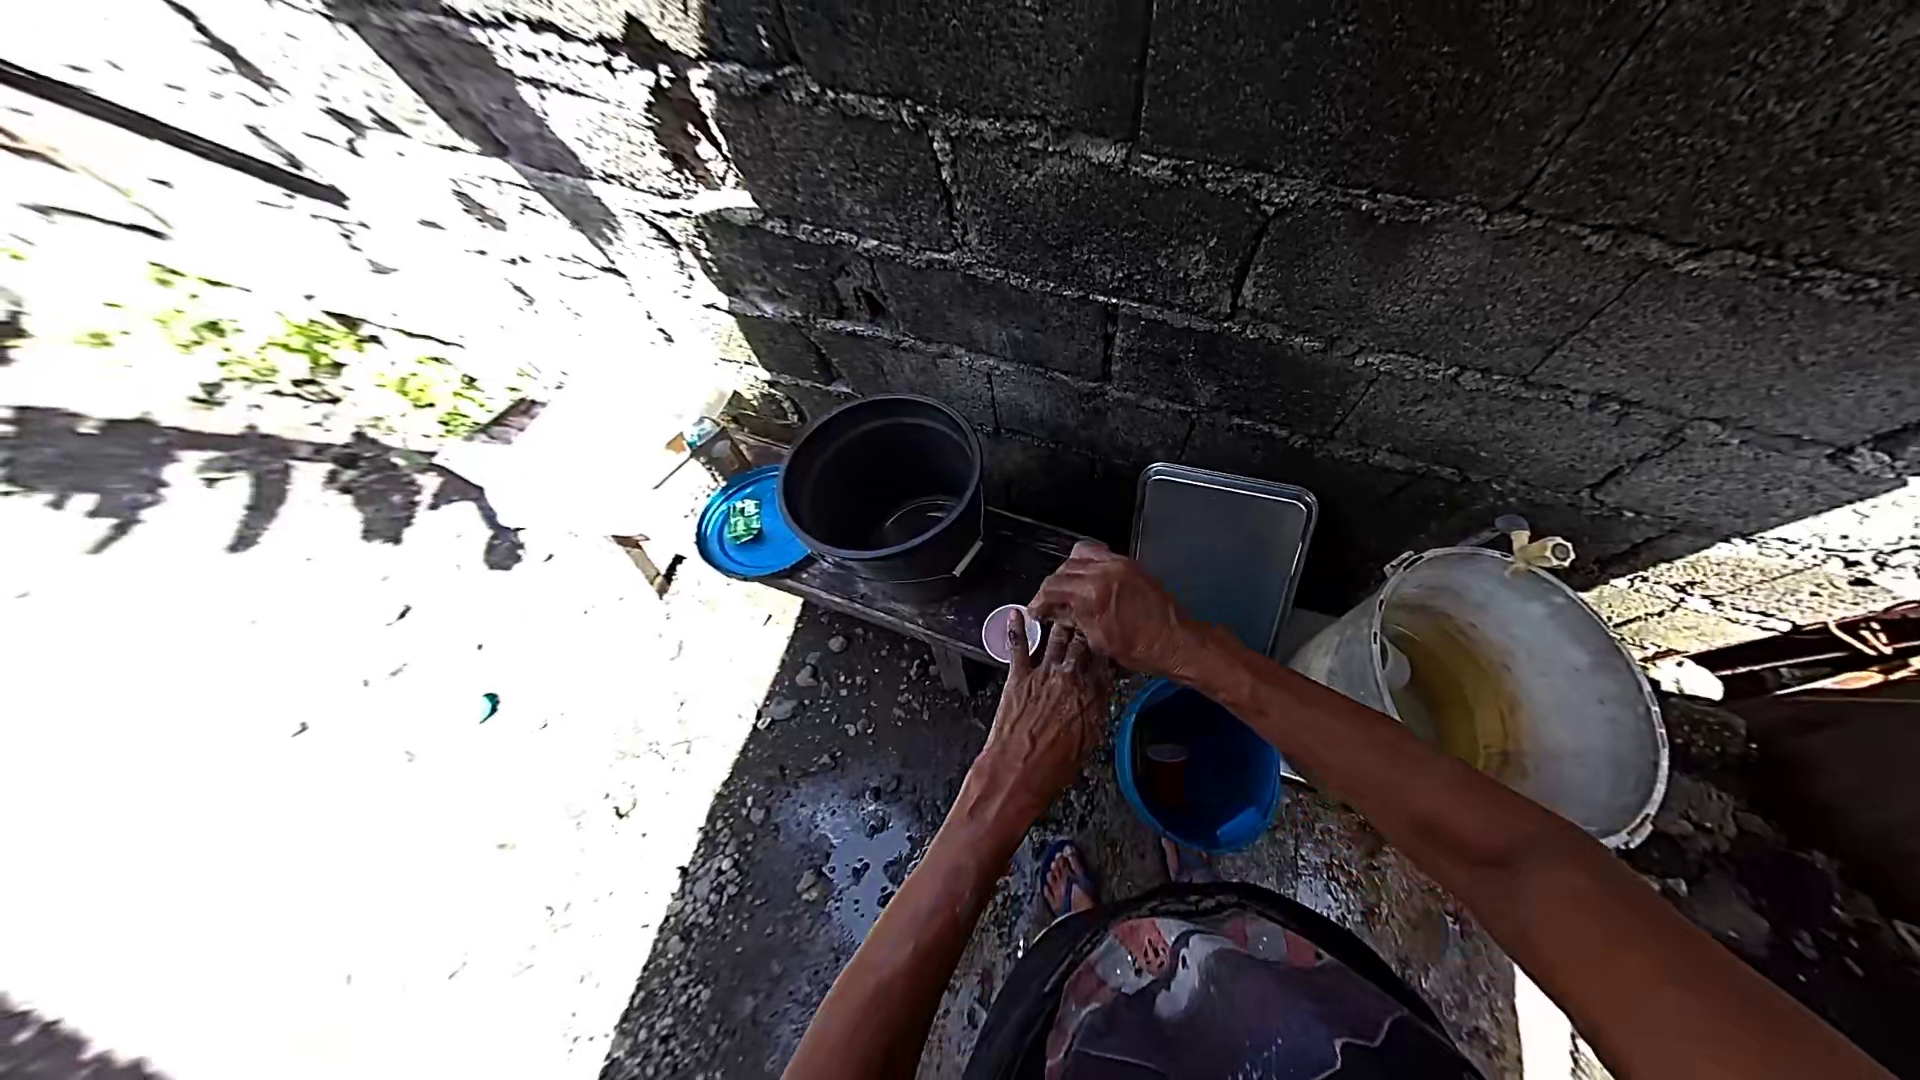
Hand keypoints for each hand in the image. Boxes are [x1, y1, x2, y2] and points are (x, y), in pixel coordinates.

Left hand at [966, 611, 1111, 822]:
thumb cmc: (1055, 764)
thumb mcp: (1091, 739)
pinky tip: (1016, 613)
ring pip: (1055, 637)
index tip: (1108, 631)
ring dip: (1059, 619)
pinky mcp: (1018, 676)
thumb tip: (1102, 695)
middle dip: (1085, 623)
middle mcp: (1070, 678)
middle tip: (1087, 607)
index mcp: (1091, 694)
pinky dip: (1017, 627)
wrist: (1020, 771)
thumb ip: (1097, 709)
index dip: (1106, 643)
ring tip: (1063, 603)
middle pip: (1082, 642)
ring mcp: (1043, 674)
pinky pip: (1018, 645)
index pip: (1104, 659)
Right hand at [1028, 540, 1195, 677]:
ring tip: (1068, 588)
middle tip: (1050, 601)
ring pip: (1080, 554)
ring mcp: (1118, 565)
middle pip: (1063, 569)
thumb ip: (1072, 619)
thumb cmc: (1143, 647)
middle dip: (1052, 586)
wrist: (1176, 642)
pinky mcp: (1130, 565)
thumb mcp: (1097, 640)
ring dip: (1068, 571)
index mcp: (1092, 594)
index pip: (1052, 587)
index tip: (1038, 609)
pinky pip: (1100, 553)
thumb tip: (1056, 612)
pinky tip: (1088, 579)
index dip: (1040, 600)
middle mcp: (1104, 572)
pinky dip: (1088, 563)